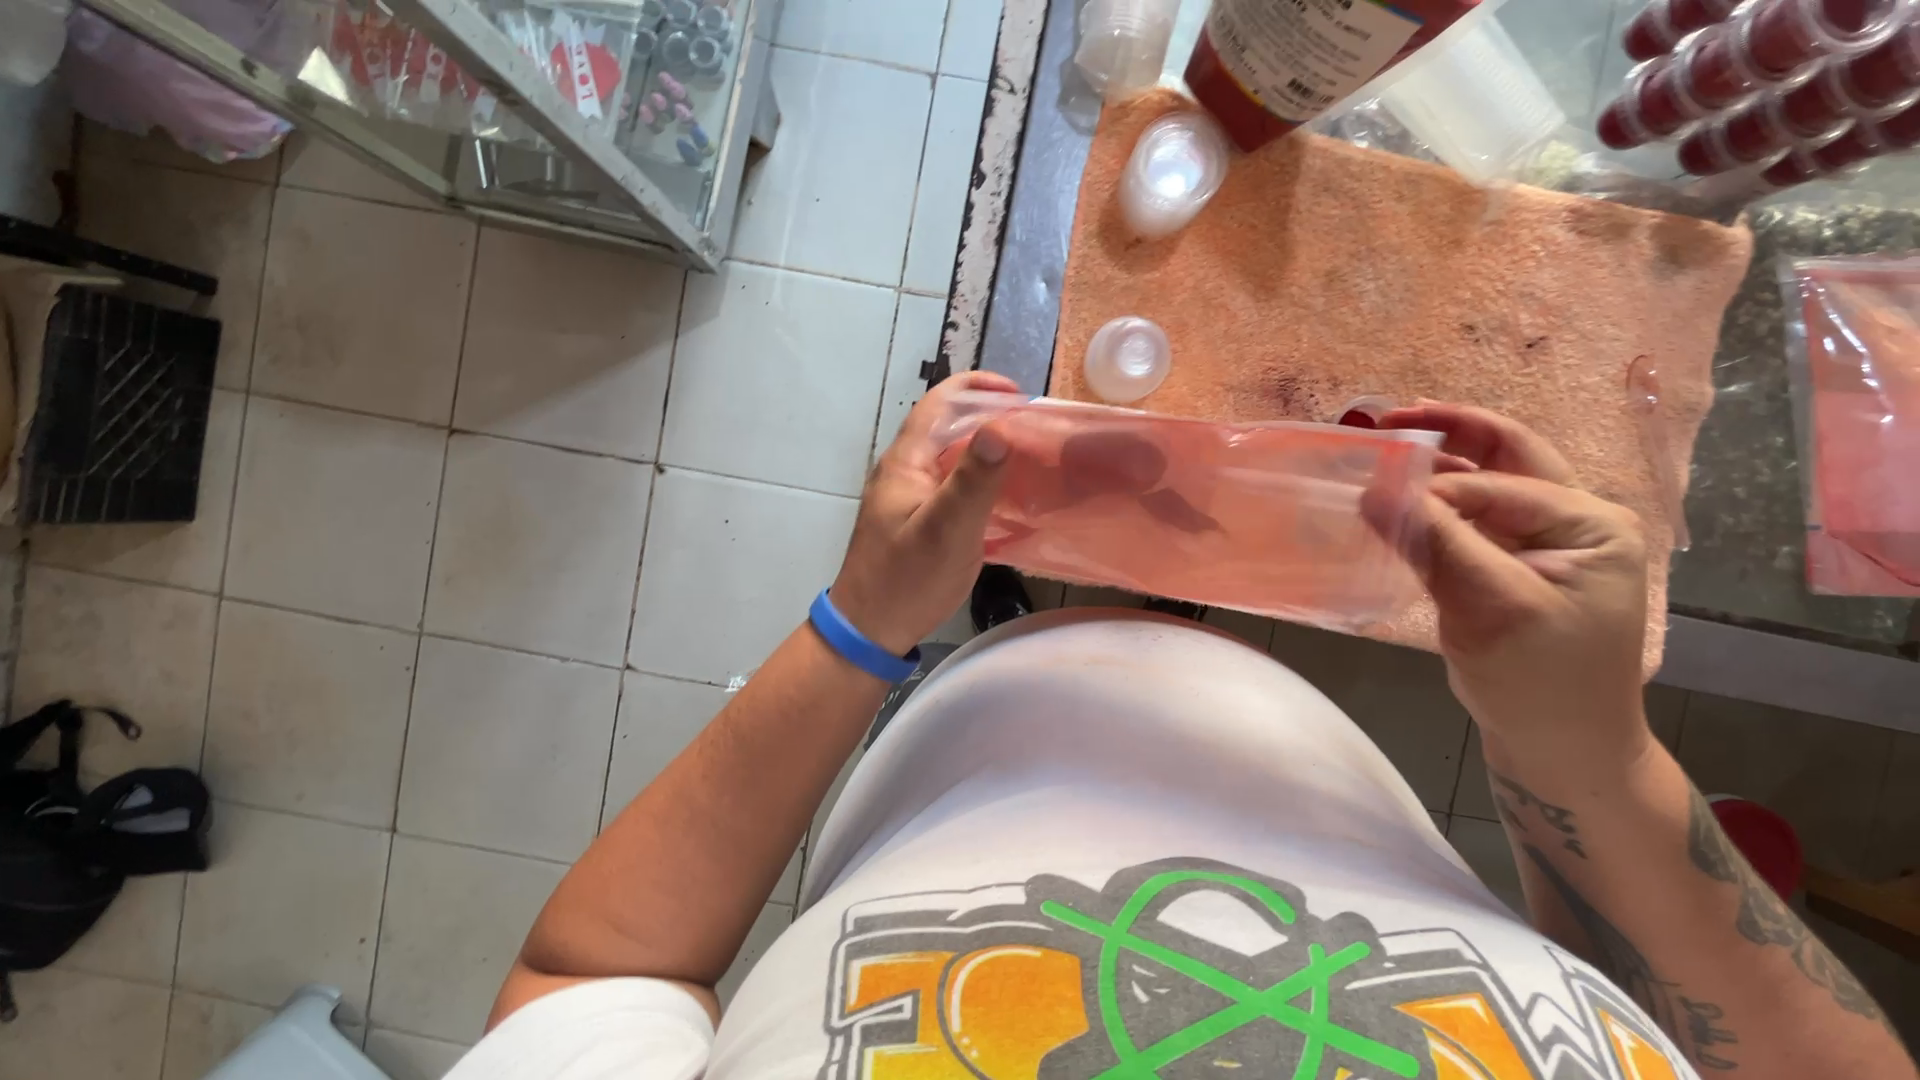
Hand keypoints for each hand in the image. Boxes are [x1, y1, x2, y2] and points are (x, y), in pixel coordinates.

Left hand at [828, 371, 1015, 655]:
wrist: (870, 630)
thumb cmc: (906, 580)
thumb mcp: (946, 529)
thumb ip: (973, 479)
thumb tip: (999, 426)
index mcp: (906, 462)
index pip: (939, 403)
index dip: (978, 387)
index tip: (1020, 395)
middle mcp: (905, 471)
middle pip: (947, 426)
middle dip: (990, 418)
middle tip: (1036, 430)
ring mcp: (909, 497)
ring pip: (951, 457)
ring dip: (987, 451)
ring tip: (1030, 459)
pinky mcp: (917, 520)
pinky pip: (952, 486)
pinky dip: (980, 481)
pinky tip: (1007, 498)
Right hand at [1379, 404, 1650, 763]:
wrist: (1562, 747)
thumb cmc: (1542, 680)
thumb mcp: (1492, 608)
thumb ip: (1437, 542)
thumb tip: (1372, 490)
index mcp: (1590, 522)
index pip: (1498, 483)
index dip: (1432, 484)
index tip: (1370, 489)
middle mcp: (1571, 520)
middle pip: (1505, 457)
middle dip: (1449, 433)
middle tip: (1389, 419)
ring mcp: (1541, 544)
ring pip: (1484, 486)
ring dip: (1438, 467)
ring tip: (1388, 450)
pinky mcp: (1509, 568)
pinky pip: (1469, 523)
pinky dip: (1435, 507)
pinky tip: (1401, 503)